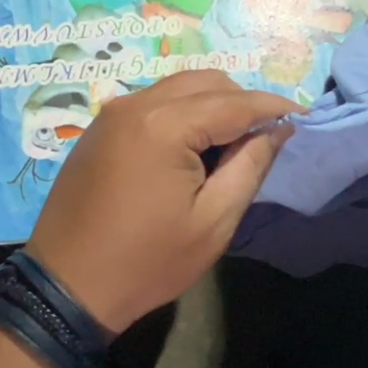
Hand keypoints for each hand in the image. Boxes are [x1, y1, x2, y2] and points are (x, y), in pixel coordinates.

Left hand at [25, 70, 299, 333]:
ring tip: (232, 141)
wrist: (66, 285)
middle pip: (205, 82)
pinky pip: (153, 101)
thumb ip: (249, 166)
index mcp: (164, 124)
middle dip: (241, 100)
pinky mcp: (100, 127)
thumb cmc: (146, 261)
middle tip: (266, 134)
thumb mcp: (212, 222)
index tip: (302, 115)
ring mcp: (113, 112)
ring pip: (178, 87)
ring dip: (211, 103)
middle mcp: (136, 104)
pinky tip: (192, 145)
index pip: (233, 101)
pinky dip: (181, 110)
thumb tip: (277, 129)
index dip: (272, 107)